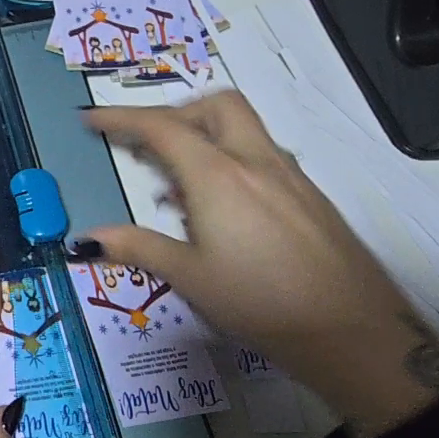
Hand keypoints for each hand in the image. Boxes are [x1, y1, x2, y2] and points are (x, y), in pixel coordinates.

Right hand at [79, 93, 438, 436]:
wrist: (352, 330)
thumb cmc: (259, 301)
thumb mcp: (188, 276)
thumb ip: (136, 247)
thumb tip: (86, 239)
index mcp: (218, 176)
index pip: (163, 128)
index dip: (121, 118)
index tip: (91, 119)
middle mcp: (256, 163)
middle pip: (215, 107)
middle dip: (175, 113)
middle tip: (146, 143)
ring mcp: (289, 177)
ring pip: (243, 129)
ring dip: (203, 137)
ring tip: (175, 184)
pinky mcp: (309, 197)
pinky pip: (261, 157)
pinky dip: (228, 162)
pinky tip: (218, 210)